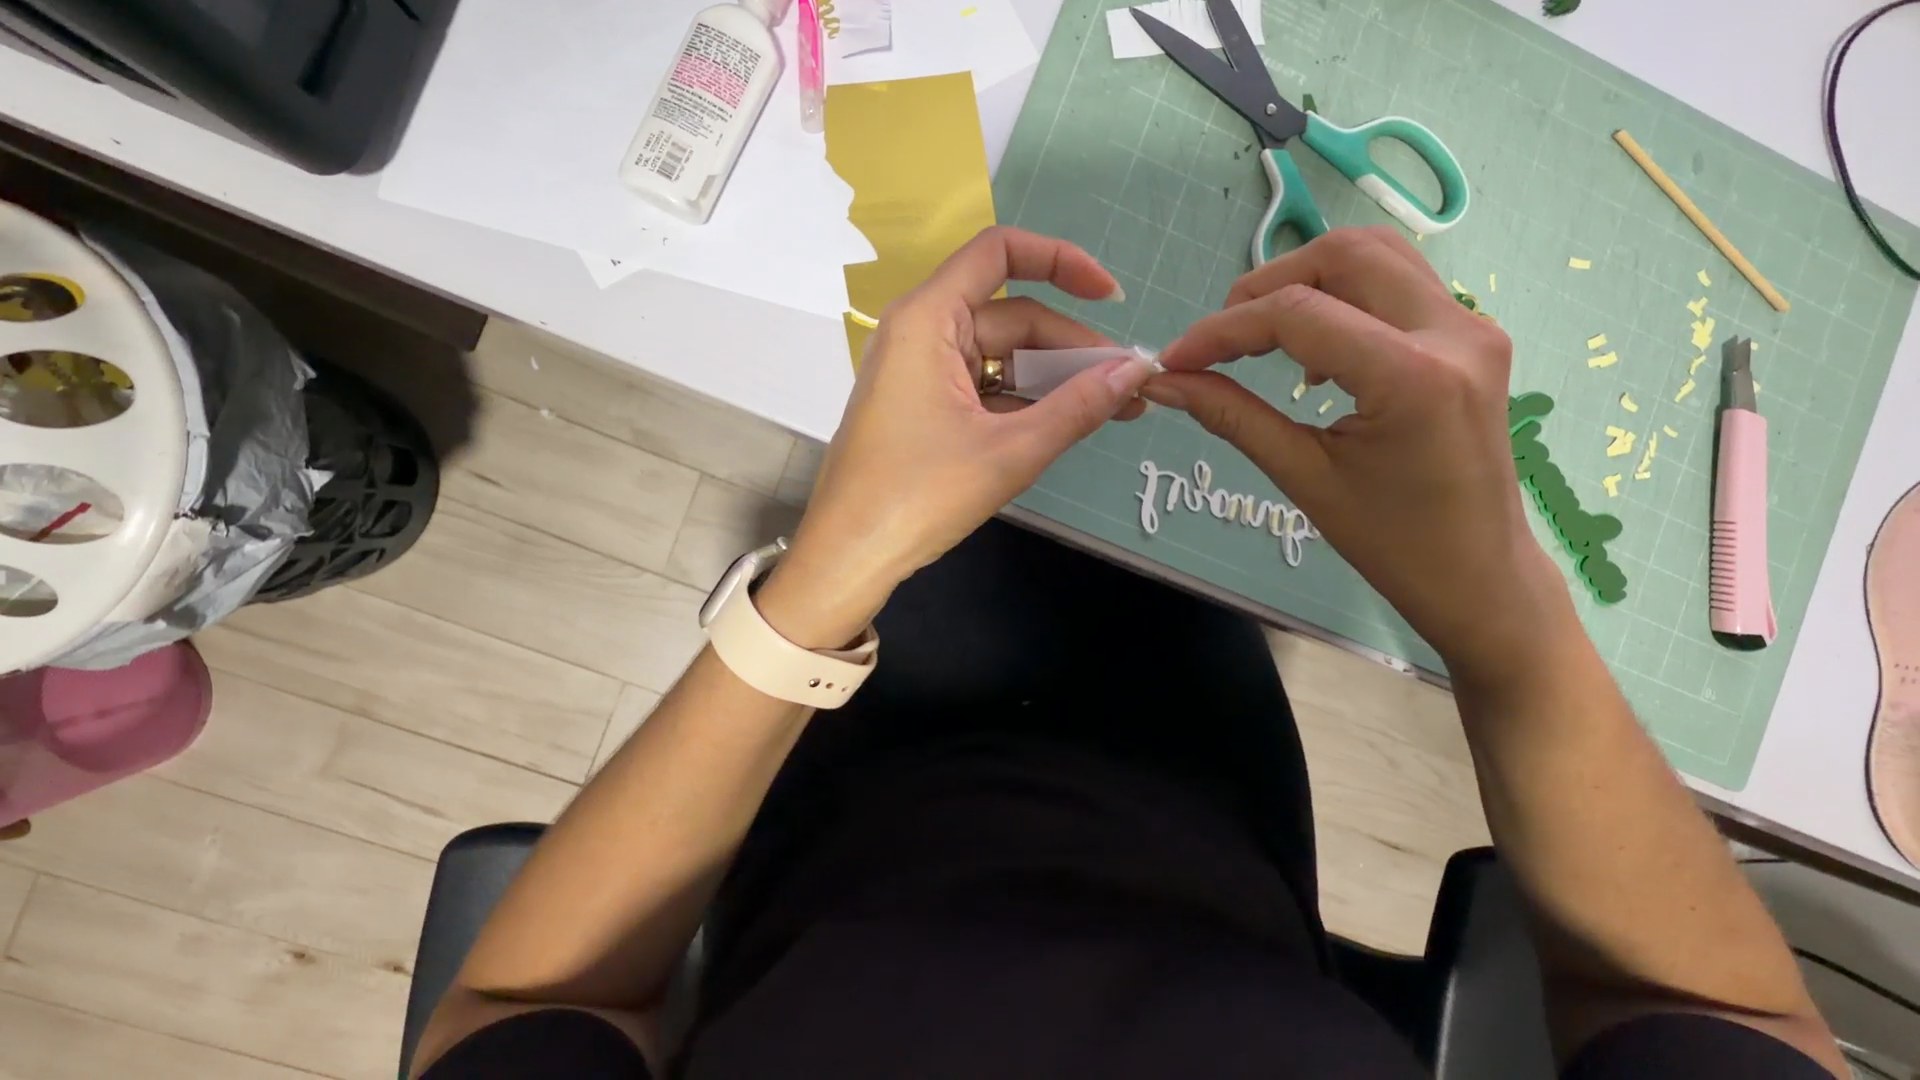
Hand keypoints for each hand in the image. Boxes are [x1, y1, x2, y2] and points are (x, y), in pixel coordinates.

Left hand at [757, 227, 1155, 647]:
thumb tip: (1135, 372)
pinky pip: (983, 387)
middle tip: (1129, 385)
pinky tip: (1067, 422)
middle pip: (1011, 315)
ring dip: (1055, 379)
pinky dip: (1024, 401)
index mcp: (927, 320)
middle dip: (1073, 348)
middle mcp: (919, 333)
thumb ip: (1078, 407)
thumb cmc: (919, 497)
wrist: (850, 556)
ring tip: (1115, 408)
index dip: (1061, 260)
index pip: (999, 253)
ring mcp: (919, 372)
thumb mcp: (1009, 452)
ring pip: (1001, 356)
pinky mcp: (922, 407)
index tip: (1109, 295)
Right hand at [1143, 227, 1574, 683]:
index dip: (1222, 330)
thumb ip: (1232, 416)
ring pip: (1375, 254)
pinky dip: (1343, 296)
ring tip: (1262, 334)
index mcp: (1410, 377)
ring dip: (1306, 279)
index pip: (1296, 315)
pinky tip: (1317, 350)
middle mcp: (1453, 331)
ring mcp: (1472, 326)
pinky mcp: (1473, 334)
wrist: (1481, 575)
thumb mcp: (1303, 477)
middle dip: (1265, 285)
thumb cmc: (1391, 543)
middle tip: (1221, 338)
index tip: (1176, 360)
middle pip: (1342, 255)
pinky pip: (1398, 283)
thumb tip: (1164, 383)